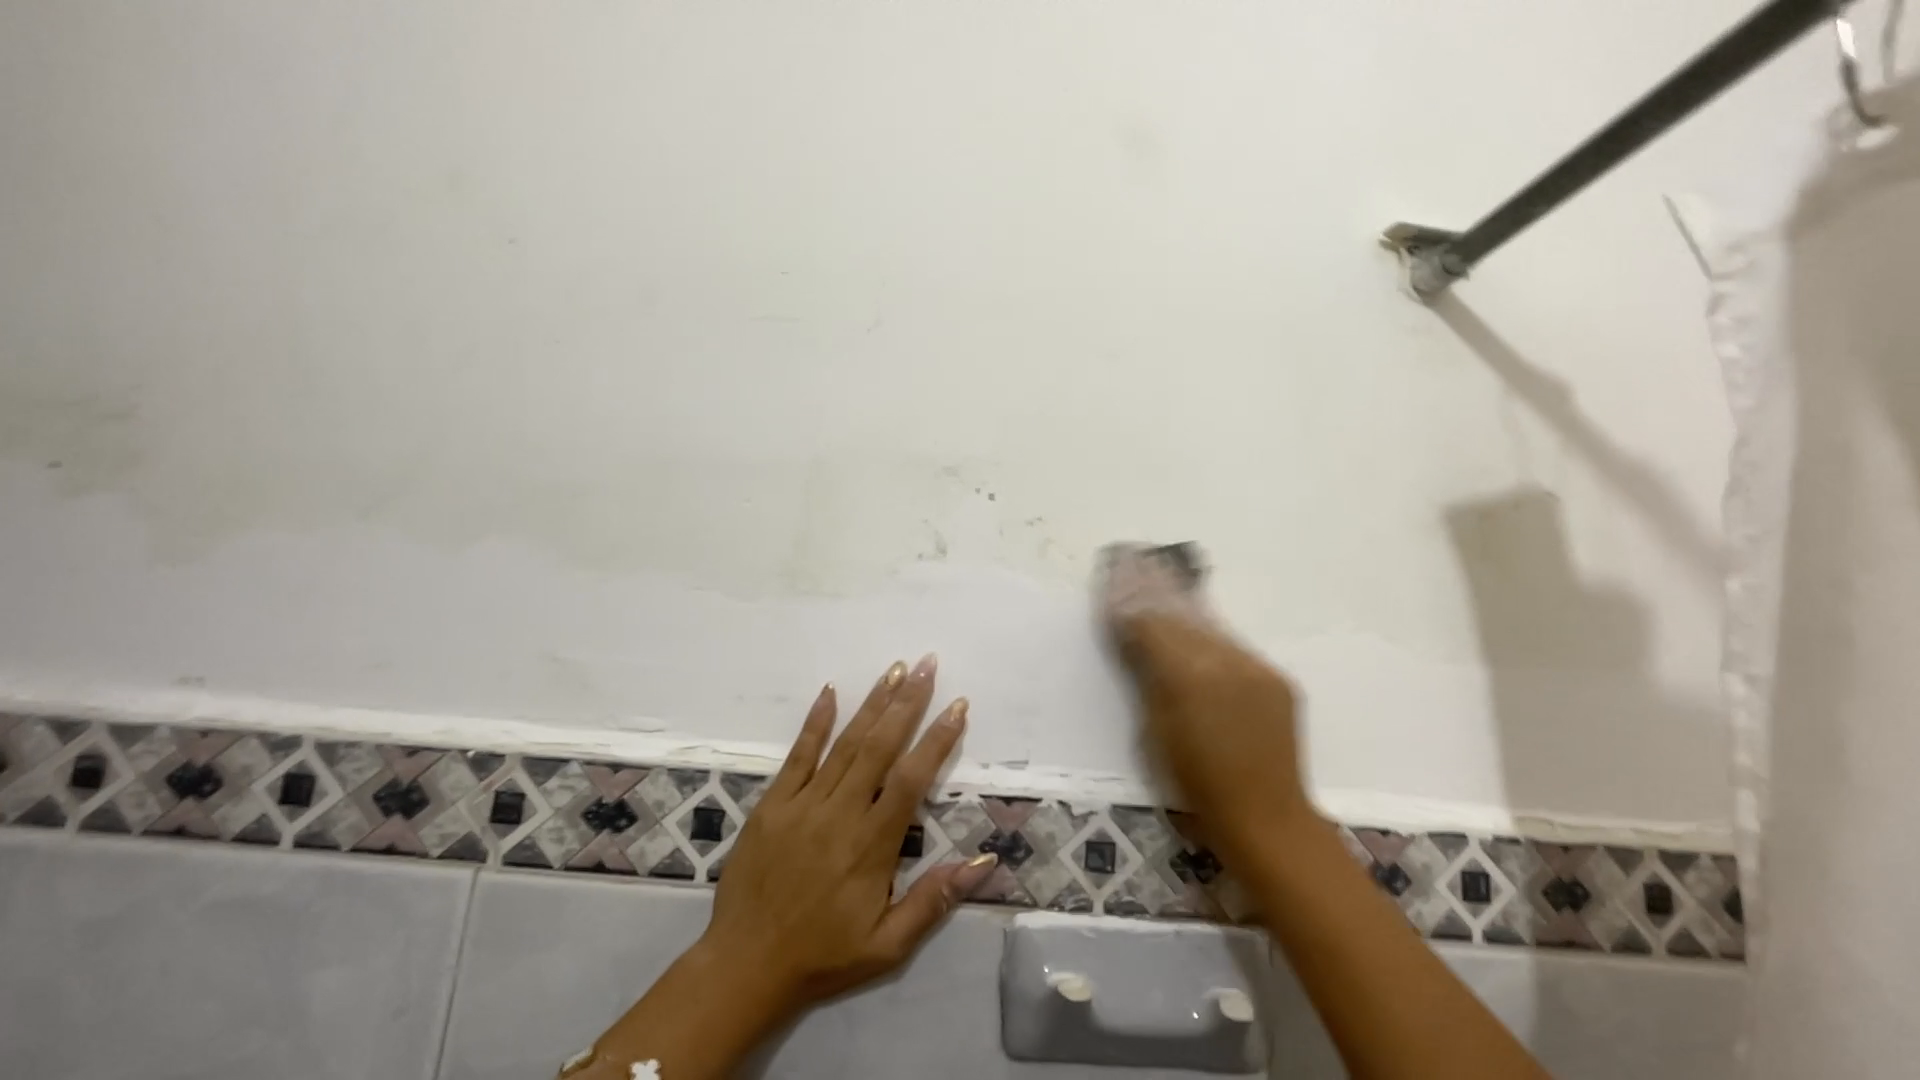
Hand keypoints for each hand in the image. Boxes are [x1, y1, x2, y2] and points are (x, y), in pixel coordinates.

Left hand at [566, 657, 998, 1079]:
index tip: (958, 707)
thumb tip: (984, 861)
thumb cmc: (824, 956)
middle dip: (907, 703)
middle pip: (879, 747)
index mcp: (871, 845)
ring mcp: (802, 805)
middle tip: (927, 664)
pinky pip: (797, 756)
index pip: (910, 779)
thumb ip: (934, 900)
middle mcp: (839, 814)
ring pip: (844, 744)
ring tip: (894, 669)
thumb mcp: (888, 945)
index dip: (936, 740)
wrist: (745, 965)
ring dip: (872, 704)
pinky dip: (814, 723)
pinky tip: (829, 693)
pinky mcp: (772, 806)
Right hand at [1097, 545, 1314, 857]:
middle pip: (1182, 616)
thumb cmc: (1192, 785)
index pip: (1152, 624)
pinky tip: (1200, 631)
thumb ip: (1146, 675)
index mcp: (1187, 677)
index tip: (1116, 572)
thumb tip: (1133, 634)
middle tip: (1136, 559)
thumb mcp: (1153, 731)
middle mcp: (1226, 661)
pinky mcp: (1279, 680)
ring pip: (1211, 628)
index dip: (1131, 600)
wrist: (1265, 817)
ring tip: (1164, 580)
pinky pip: (1236, 649)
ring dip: (1185, 608)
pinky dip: (1213, 639)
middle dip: (1155, 590)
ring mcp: (1257, 669)